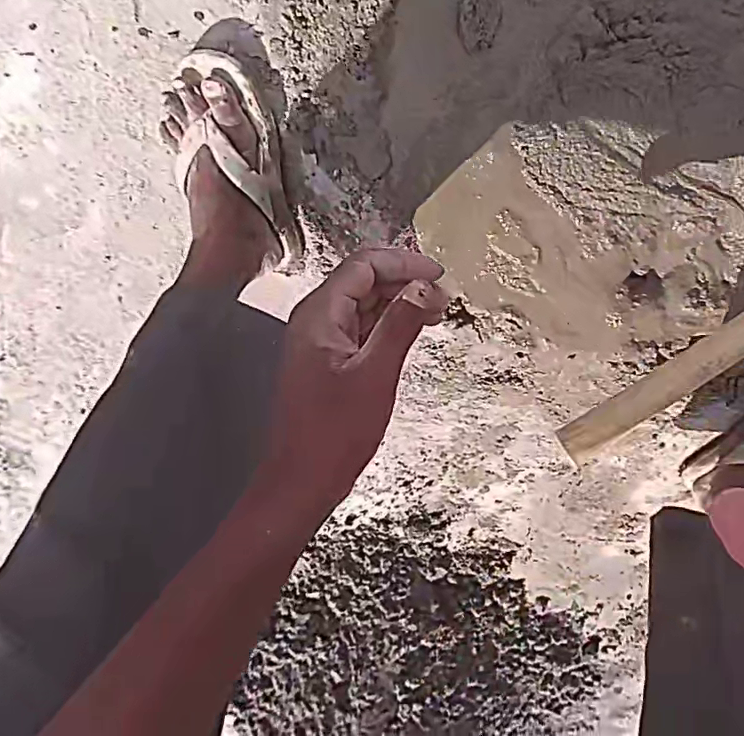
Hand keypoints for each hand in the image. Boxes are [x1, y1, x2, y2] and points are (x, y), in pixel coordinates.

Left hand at [264, 248, 449, 513]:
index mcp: (320, 314)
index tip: (437, 273)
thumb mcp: (376, 374)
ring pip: (364, 301)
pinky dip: (389, 321)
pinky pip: (362, 324)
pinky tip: (413, 329)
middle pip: (363, 278)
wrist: (302, 482)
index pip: (364, 265)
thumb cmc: (332, 434)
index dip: (403, 262)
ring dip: (399, 300)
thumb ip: (401, 324)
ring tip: (435, 309)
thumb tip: (426, 287)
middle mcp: (316, 319)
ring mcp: (321, 338)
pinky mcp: (328, 357)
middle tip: (441, 293)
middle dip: (404, 279)